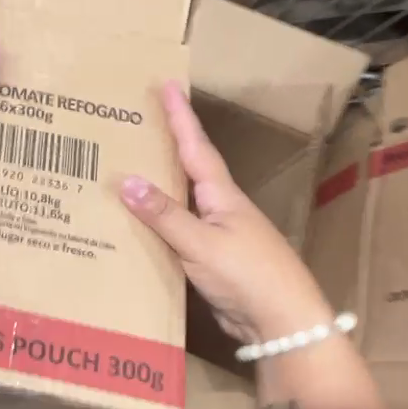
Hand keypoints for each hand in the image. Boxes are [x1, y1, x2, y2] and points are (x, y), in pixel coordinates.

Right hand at [121, 81, 333, 344]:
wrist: (282, 323)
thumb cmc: (249, 276)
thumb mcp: (201, 243)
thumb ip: (164, 214)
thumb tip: (125, 181)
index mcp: (222, 196)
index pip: (196, 147)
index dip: (180, 117)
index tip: (167, 85)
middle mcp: (219, 208)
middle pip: (188, 167)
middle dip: (166, 142)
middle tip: (140, 118)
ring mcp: (216, 233)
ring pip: (180, 199)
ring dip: (157, 181)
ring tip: (128, 163)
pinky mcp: (209, 258)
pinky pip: (175, 230)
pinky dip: (154, 220)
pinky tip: (135, 223)